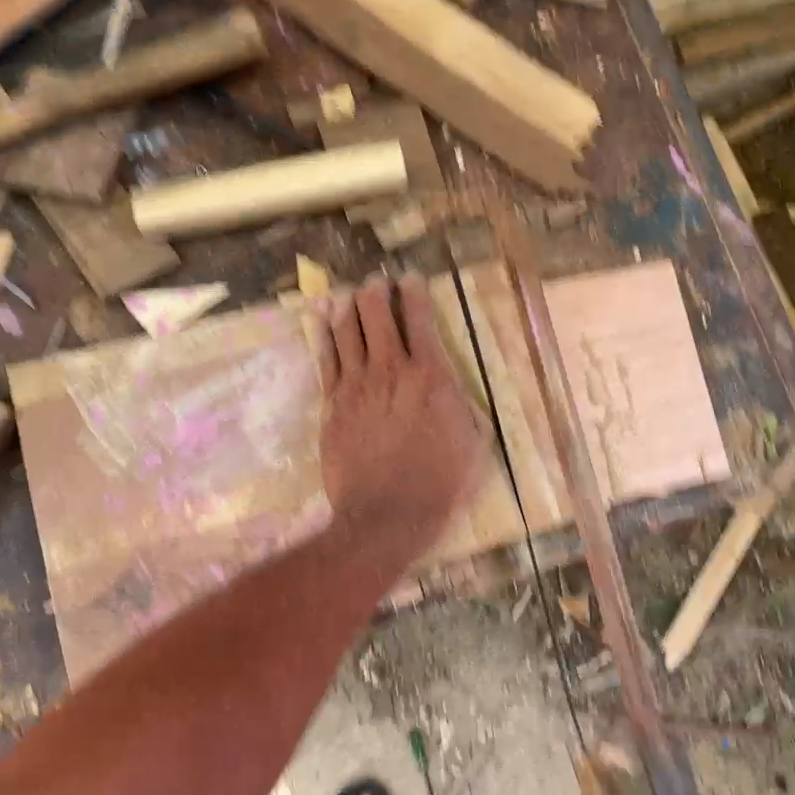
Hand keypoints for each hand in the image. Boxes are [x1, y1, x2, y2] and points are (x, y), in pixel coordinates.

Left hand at [315, 273, 486, 557]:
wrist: (386, 516)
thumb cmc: (440, 483)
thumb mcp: (475, 441)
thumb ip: (463, 402)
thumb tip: (452, 385)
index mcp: (431, 375)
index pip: (420, 317)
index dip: (414, 290)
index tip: (411, 279)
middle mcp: (390, 369)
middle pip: (376, 312)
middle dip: (376, 290)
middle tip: (377, 283)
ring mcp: (356, 385)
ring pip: (346, 328)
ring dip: (349, 305)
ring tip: (350, 294)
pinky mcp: (332, 403)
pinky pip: (324, 357)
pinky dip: (321, 332)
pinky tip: (319, 316)